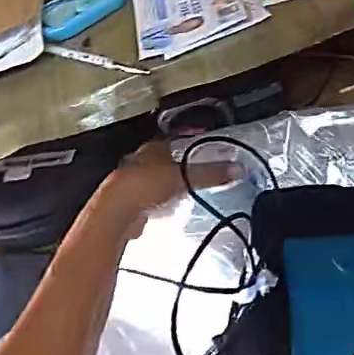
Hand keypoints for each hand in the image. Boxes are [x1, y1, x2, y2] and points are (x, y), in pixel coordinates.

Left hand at [79, 139, 239, 246]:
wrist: (115, 213)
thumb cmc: (147, 185)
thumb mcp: (186, 177)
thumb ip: (211, 174)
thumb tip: (238, 169)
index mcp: (152, 150)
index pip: (170, 141)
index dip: (183, 143)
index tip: (196, 147)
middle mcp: (138, 162)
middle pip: (159, 160)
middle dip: (173, 165)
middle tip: (191, 171)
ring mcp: (128, 183)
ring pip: (149, 179)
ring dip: (161, 185)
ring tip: (180, 192)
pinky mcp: (124, 204)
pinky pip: (143, 199)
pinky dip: (154, 202)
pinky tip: (163, 209)